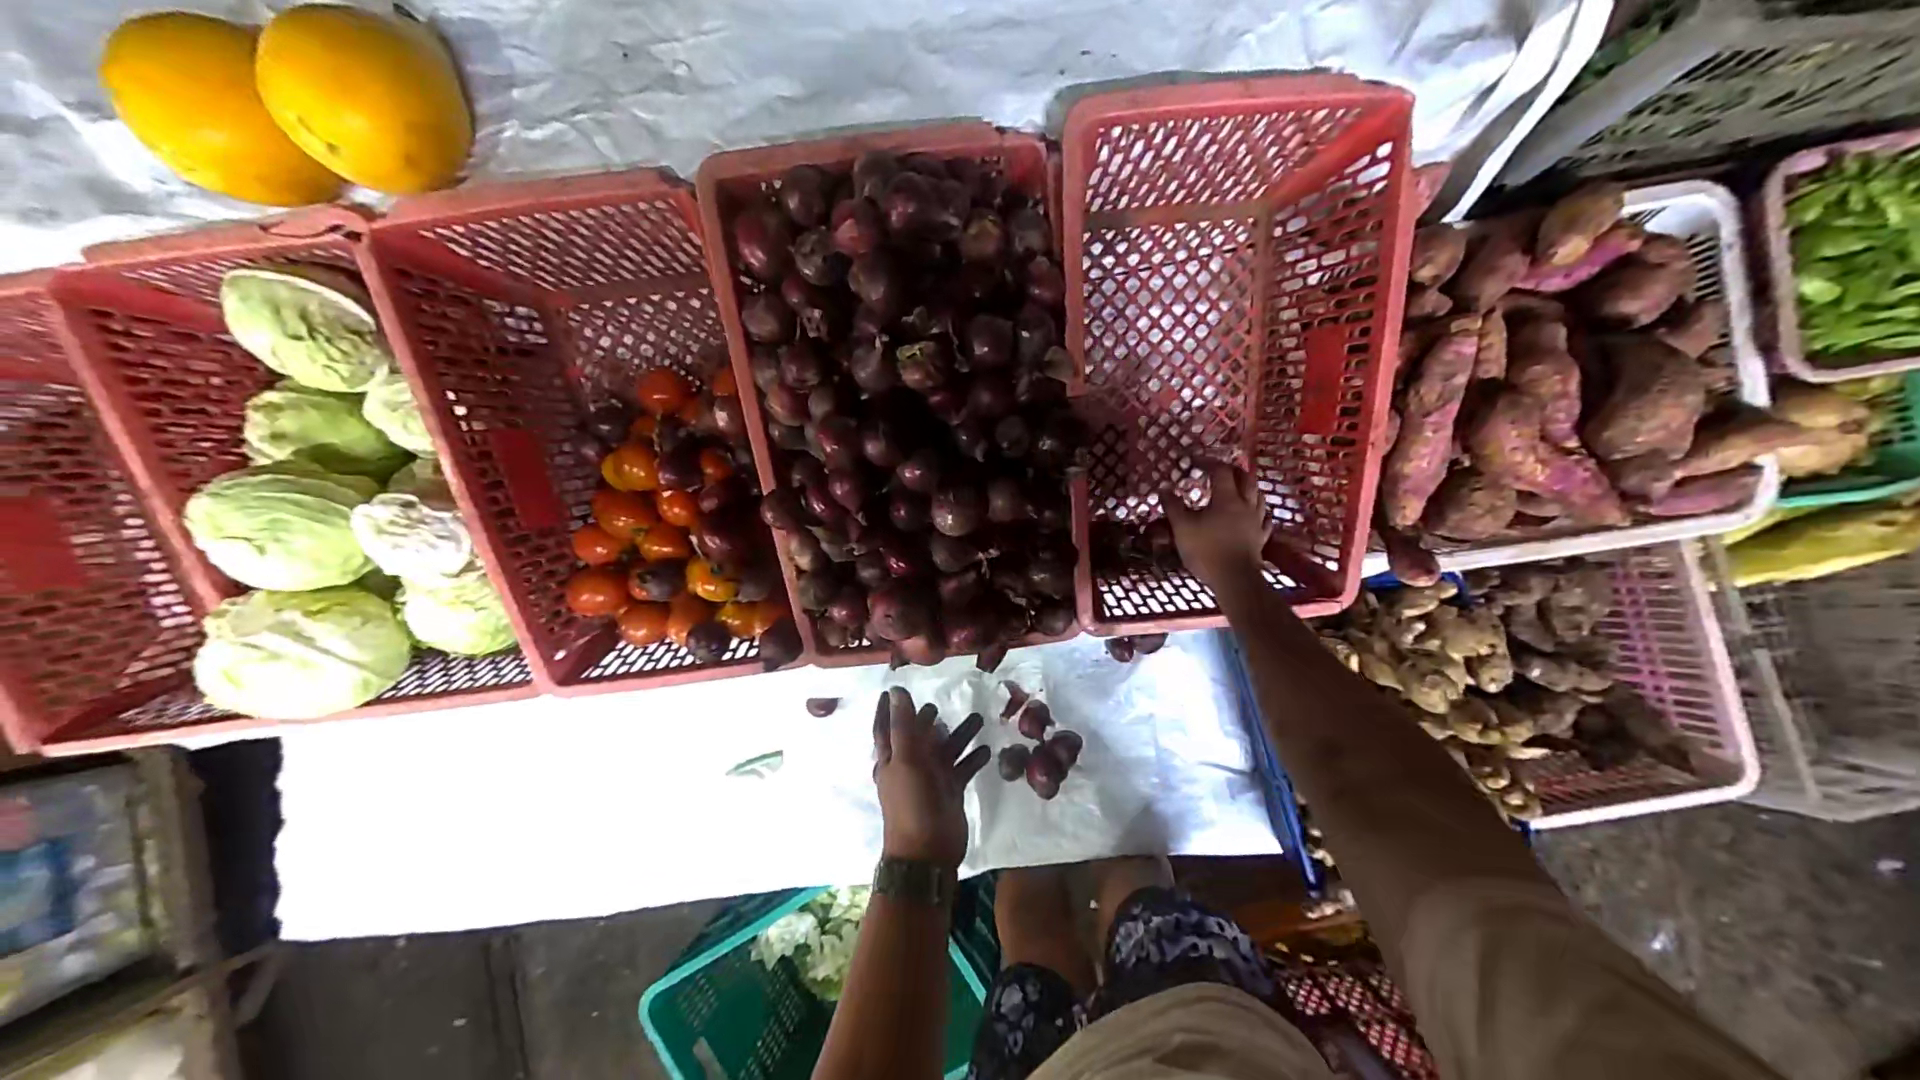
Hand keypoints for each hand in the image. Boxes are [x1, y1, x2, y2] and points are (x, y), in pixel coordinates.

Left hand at [872, 687, 989, 867]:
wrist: (927, 852)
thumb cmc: (911, 803)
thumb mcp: (905, 760)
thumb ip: (903, 726)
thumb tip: (896, 691)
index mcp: (891, 758)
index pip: (886, 727)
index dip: (888, 709)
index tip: (892, 689)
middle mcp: (910, 765)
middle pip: (920, 735)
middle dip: (930, 720)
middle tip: (942, 703)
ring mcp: (931, 779)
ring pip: (946, 749)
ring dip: (959, 734)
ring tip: (978, 718)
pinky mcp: (950, 791)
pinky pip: (962, 768)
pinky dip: (973, 758)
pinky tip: (987, 748)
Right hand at [1163, 460, 1271, 591]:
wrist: (1235, 579)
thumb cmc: (1206, 551)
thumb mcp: (1182, 528)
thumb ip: (1173, 506)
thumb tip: (1164, 488)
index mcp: (1226, 498)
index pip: (1220, 471)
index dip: (1208, 462)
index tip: (1195, 462)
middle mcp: (1246, 505)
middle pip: (1246, 478)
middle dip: (1233, 470)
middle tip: (1220, 470)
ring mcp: (1256, 521)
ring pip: (1258, 496)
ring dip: (1248, 487)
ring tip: (1238, 487)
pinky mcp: (1261, 537)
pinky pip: (1264, 518)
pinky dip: (1259, 511)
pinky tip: (1255, 513)